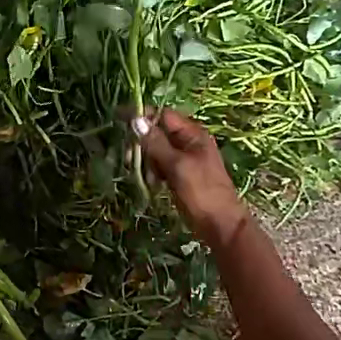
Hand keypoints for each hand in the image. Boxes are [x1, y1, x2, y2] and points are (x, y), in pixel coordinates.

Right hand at [132, 108, 250, 247]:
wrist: (220, 224)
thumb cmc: (202, 192)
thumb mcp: (177, 165)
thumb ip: (156, 143)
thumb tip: (136, 120)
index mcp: (193, 134)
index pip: (163, 115)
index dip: (143, 117)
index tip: (121, 121)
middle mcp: (189, 142)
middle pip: (159, 132)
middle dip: (143, 143)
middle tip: (131, 158)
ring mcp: (185, 159)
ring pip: (158, 150)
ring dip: (148, 160)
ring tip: (147, 176)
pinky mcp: (180, 175)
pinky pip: (162, 166)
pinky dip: (155, 171)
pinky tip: (153, 183)